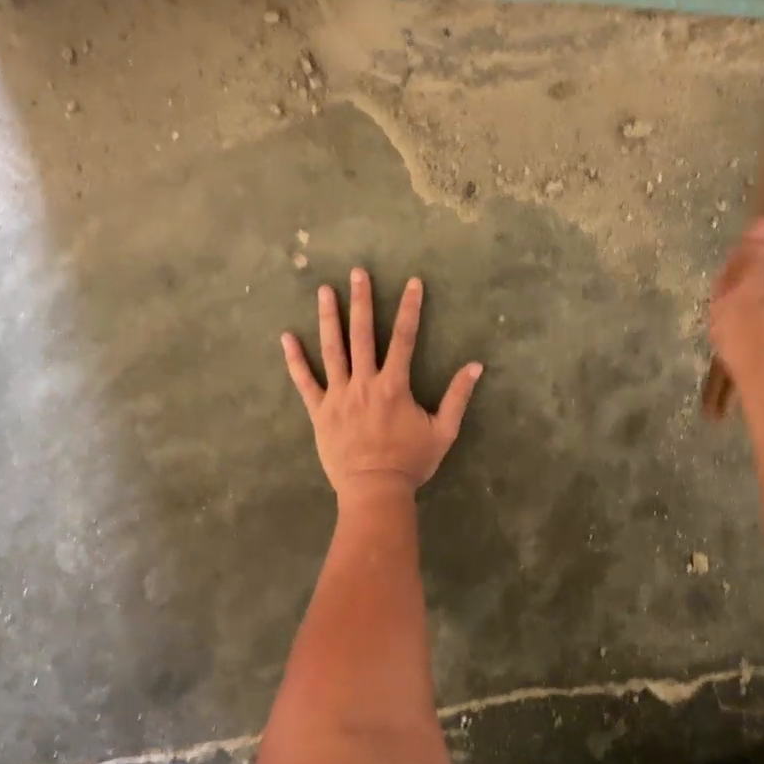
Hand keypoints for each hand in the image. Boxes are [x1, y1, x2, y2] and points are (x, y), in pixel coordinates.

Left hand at [282, 268, 482, 503]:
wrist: (374, 492)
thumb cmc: (411, 462)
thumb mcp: (443, 431)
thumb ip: (458, 397)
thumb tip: (477, 366)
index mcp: (394, 385)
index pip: (405, 338)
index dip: (410, 308)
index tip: (412, 282)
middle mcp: (365, 383)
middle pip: (363, 334)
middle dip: (362, 300)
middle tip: (357, 272)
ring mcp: (339, 396)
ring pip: (332, 350)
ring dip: (329, 318)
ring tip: (325, 290)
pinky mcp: (320, 412)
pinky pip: (304, 382)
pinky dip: (295, 360)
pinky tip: (287, 338)